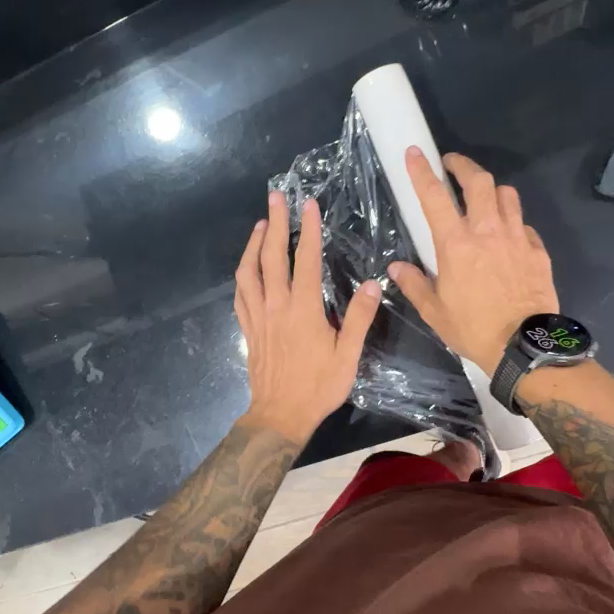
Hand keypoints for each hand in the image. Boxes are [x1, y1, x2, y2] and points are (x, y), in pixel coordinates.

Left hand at [236, 191, 382, 442]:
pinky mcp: (248, 329)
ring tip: (260, 225)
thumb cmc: (318, 387)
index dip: (308, 230)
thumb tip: (372, 284)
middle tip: (275, 197)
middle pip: (272, 256)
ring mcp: (258, 317)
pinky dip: (243, 275)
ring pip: (249, 272)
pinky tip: (247, 267)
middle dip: (274, 224)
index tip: (308, 205)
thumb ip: (358, 319)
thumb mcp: (347, 356)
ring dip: (253, 244)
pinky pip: (240, 295)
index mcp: (303, 309)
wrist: (279, 416)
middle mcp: (276, 306)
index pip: (306, 260)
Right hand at [387, 149, 557, 374]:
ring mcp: (516, 238)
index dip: (422, 172)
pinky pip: (524, 224)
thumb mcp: (435, 312)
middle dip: (463, 166)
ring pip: (507, 195)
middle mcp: (487, 232)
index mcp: (456, 245)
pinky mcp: (538, 251)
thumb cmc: (473, 329)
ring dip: (492, 189)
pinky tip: (508, 235)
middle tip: (452, 164)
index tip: (415, 153)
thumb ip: (415, 284)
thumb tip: (396, 267)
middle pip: (478, 182)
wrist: (523, 344)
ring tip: (483, 196)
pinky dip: (513, 222)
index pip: (434, 197)